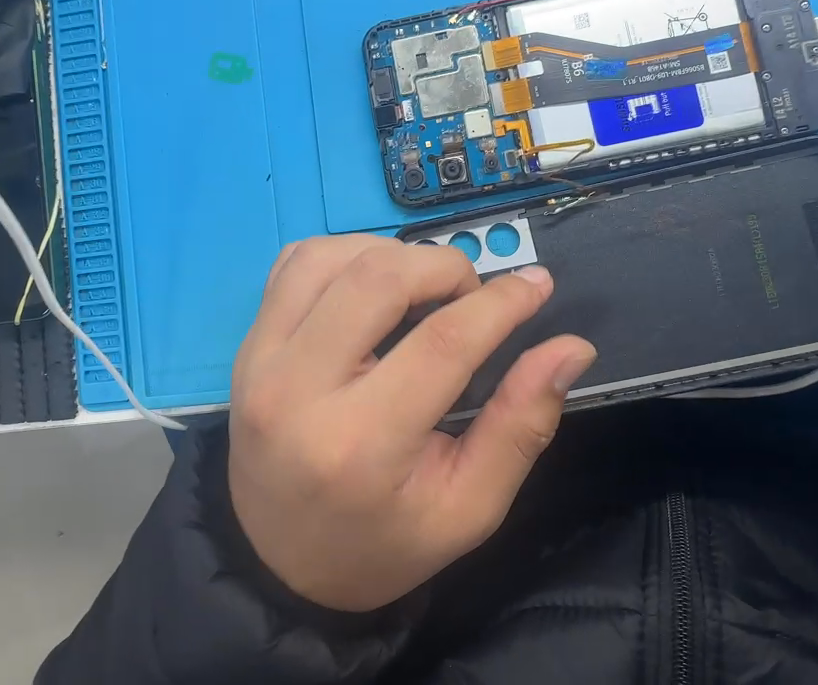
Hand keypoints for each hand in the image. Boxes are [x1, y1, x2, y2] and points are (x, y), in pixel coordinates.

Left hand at [227, 235, 596, 611]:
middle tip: (472, 296)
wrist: (278, 563)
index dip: (501, 303)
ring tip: (423, 289)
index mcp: (360, 444)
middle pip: (380, 279)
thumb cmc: (381, 542)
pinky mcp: (246, 344)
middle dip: (445, 267)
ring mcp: (260, 360)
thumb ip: (521, 425)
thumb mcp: (468, 508)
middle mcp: (299, 389)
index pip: (442, 342)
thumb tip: (571, 347)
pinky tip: (371, 284)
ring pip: (332, 256)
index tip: (536, 284)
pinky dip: (344, 254)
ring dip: (392, 254)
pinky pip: (296, 262)